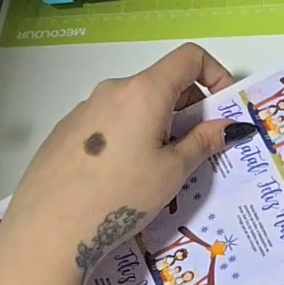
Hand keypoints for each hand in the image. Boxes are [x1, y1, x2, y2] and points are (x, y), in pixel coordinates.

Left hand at [0, 43, 257, 275]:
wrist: (50, 227)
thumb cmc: (123, 195)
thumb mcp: (173, 171)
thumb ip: (205, 141)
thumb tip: (233, 125)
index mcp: (145, 91)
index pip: (189, 58)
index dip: (214, 74)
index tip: (222, 107)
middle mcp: (113, 89)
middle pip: (161, 82)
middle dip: (187, 107)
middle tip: (194, 148)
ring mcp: (84, 108)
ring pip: (133, 105)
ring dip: (156, 124)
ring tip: (155, 169)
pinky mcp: (64, 131)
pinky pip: (107, 122)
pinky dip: (126, 136)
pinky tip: (118, 177)